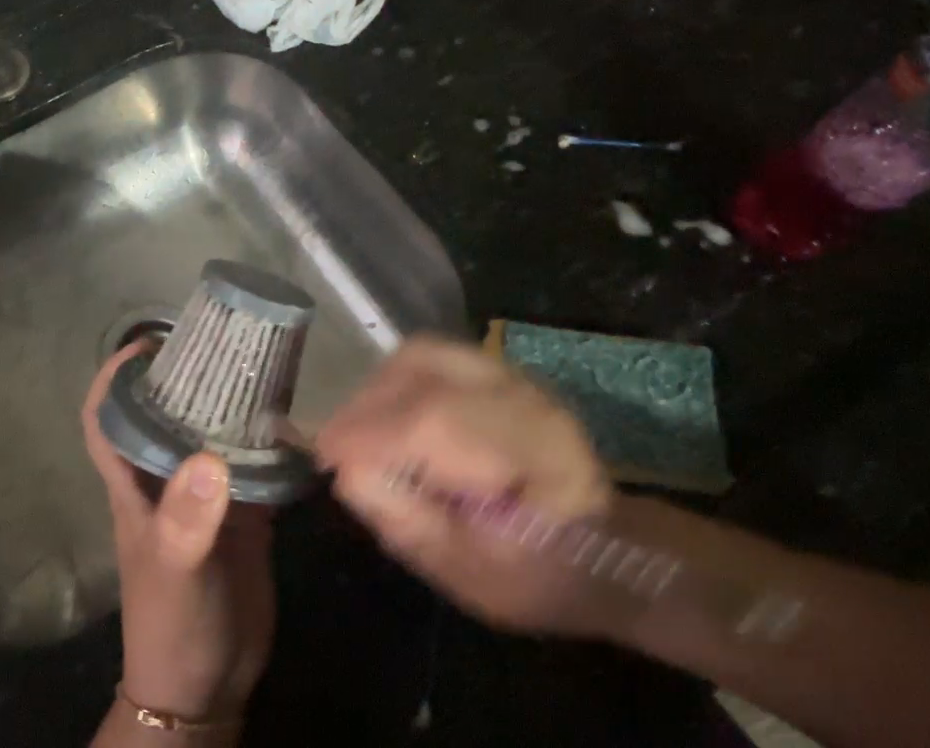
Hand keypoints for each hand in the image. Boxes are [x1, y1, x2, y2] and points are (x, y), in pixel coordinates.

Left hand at [82, 342, 275, 720]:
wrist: (207, 683)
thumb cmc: (173, 623)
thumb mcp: (175, 570)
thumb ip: (187, 520)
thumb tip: (209, 460)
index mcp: (136, 485)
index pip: (109, 422)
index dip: (113, 381)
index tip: (145, 346)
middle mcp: (168, 480)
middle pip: (167, 416)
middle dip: (187, 379)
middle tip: (224, 342)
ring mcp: (208, 496)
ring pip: (213, 436)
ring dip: (232, 406)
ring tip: (265, 366)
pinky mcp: (245, 514)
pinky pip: (256, 466)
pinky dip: (272, 445)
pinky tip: (299, 423)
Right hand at [316, 336, 618, 637]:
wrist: (605, 549)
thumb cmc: (540, 575)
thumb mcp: (470, 573)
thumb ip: (406, 521)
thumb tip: (346, 471)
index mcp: (536, 453)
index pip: (438, 421)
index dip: (370, 433)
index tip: (324, 458)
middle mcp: (525, 398)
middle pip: (424, 372)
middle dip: (365, 408)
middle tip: (332, 449)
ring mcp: (511, 375)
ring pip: (422, 355)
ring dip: (374, 389)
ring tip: (354, 432)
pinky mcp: (493, 370)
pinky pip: (427, 357)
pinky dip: (391, 380)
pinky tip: (380, 415)